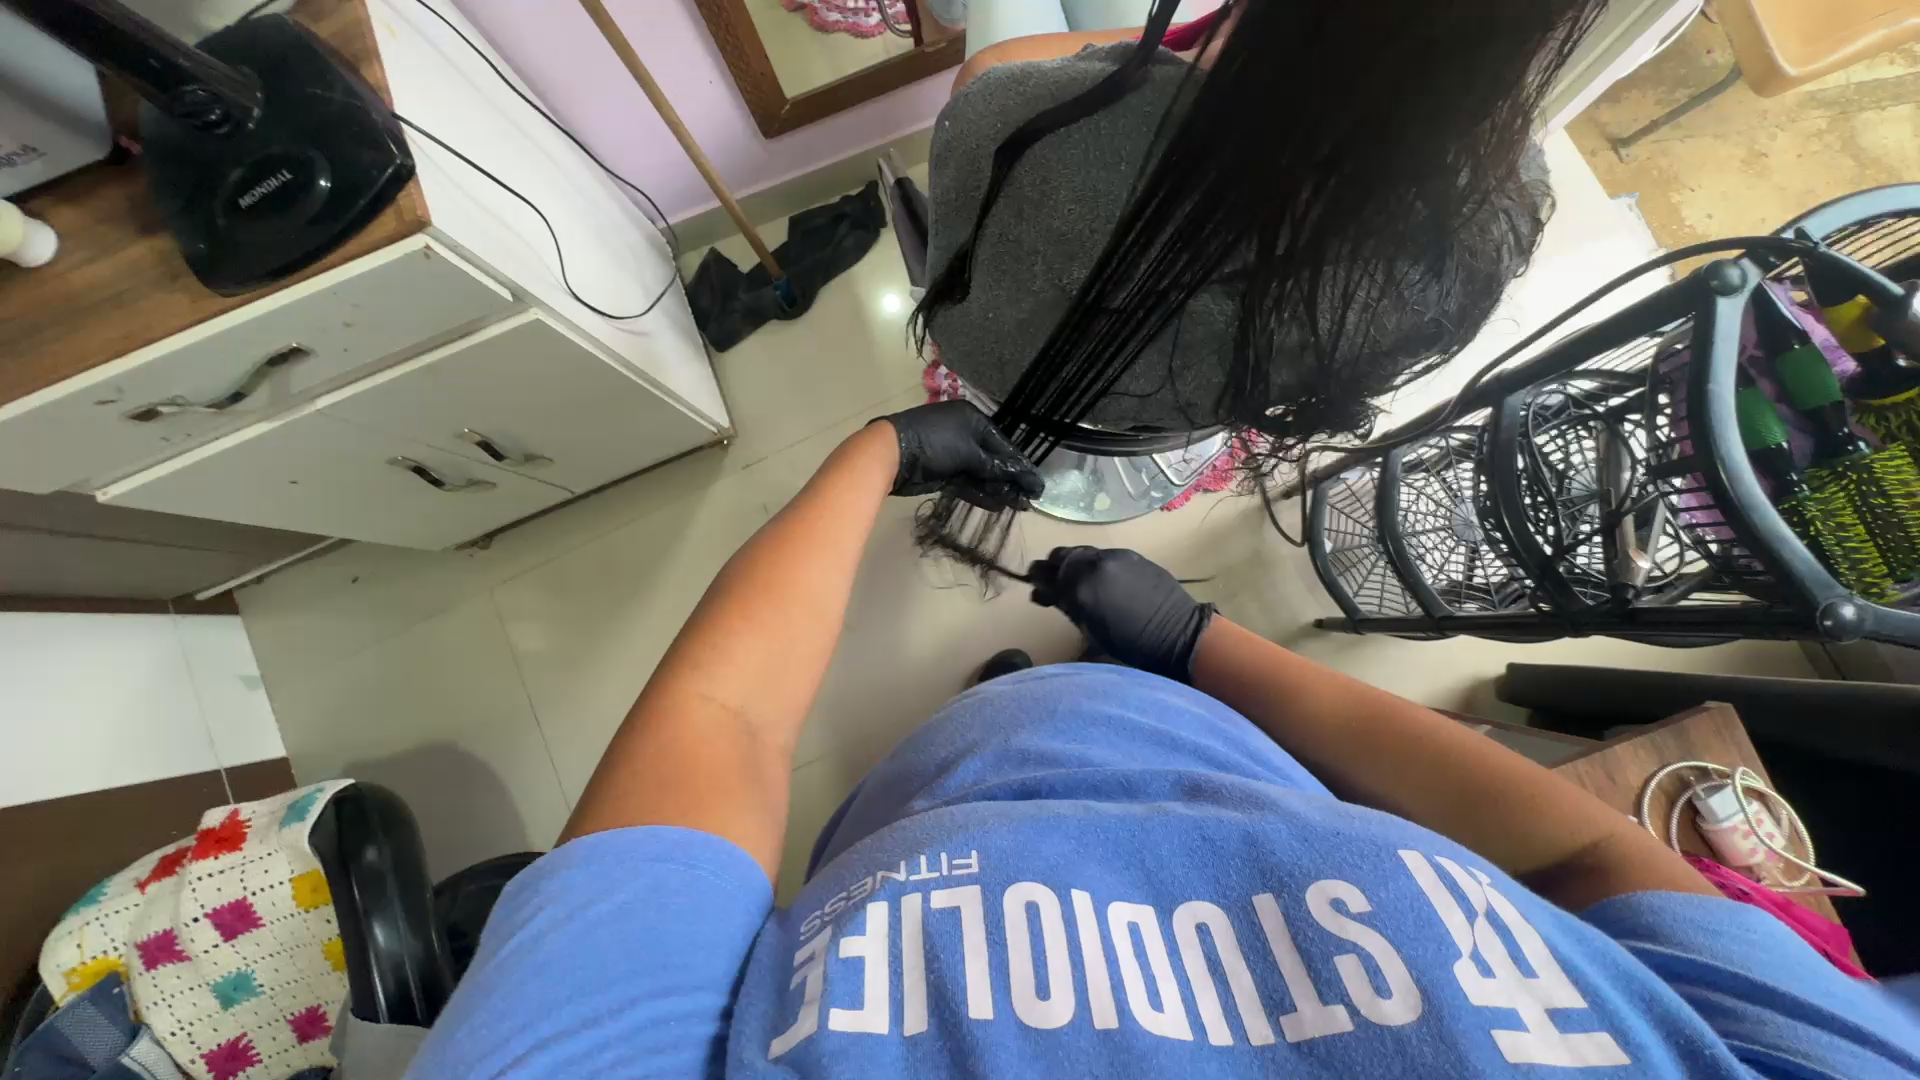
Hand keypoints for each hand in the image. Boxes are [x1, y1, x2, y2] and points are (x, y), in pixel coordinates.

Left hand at [875, 401, 1043, 511]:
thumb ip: (993, 466)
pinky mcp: (942, 472)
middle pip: (992, 459)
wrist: (891, 454)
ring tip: (1016, 505)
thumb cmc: (933, 444)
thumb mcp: (967, 452)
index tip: (1035, 484)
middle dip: (1010, 479)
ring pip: (980, 474)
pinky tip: (996, 505)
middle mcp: (964, 434)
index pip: (1002, 443)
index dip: (1019, 465)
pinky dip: (980, 493)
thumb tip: (1018, 474)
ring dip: (997, 489)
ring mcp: (952, 454)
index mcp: (971, 419)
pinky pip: (966, 482)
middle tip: (1028, 499)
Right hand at [1027, 546, 1214, 682]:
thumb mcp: (1091, 630)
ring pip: (1083, 552)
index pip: (1047, 577)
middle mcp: (1094, 564)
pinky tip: (1102, 579)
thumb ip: (1067, 607)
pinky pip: (1103, 554)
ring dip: (1075, 563)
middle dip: (1054, 567)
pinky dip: (1095, 564)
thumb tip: (1046, 593)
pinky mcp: (1132, 554)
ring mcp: (1115, 556)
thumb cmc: (1131, 645)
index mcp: (1080, 587)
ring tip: (1079, 580)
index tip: (1036, 589)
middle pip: (1062, 556)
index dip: (1038, 583)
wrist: (1179, 635)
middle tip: (1054, 581)